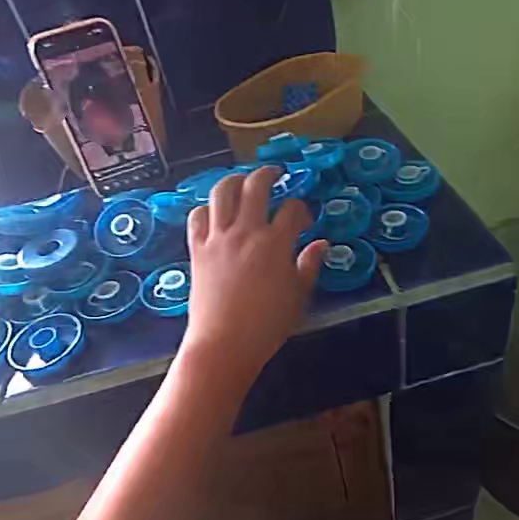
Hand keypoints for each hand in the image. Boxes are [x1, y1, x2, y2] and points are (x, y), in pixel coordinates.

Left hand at [183, 167, 328, 383]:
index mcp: (275, 243)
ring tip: (243, 181)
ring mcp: (218, 238)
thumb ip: (309, 265)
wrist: (224, 344)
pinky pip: (197, 217)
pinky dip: (207, 208)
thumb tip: (321, 244)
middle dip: (268, 175)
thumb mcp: (298, 296)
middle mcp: (246, 232)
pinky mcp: (197, 249)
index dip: (302, 209)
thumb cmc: (267, 325)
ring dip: (235, 180)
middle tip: (275, 175)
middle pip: (256, 186)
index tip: (305, 219)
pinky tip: (215, 212)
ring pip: (222, 192)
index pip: (292, 210)